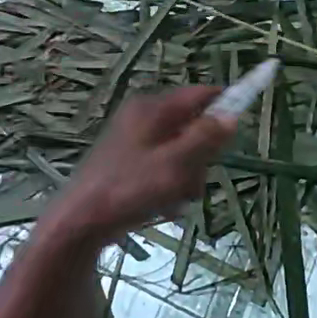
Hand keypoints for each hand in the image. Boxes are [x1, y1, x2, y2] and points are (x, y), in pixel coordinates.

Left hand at [41, 87, 235, 242]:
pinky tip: (160, 205)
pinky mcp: (126, 162)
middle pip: (192, 127)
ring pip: (179, 151)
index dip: (224, 107)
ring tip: (173, 199)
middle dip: (201, 156)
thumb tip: (232, 114)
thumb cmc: (129, 189)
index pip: (200, 94)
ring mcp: (132, 140)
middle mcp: (142, 117)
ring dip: (186, 176)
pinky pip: (162, 167)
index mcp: (152, 108)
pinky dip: (168, 184)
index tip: (238, 132)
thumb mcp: (175, 164)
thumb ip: (206, 138)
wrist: (79, 223)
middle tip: (193, 179)